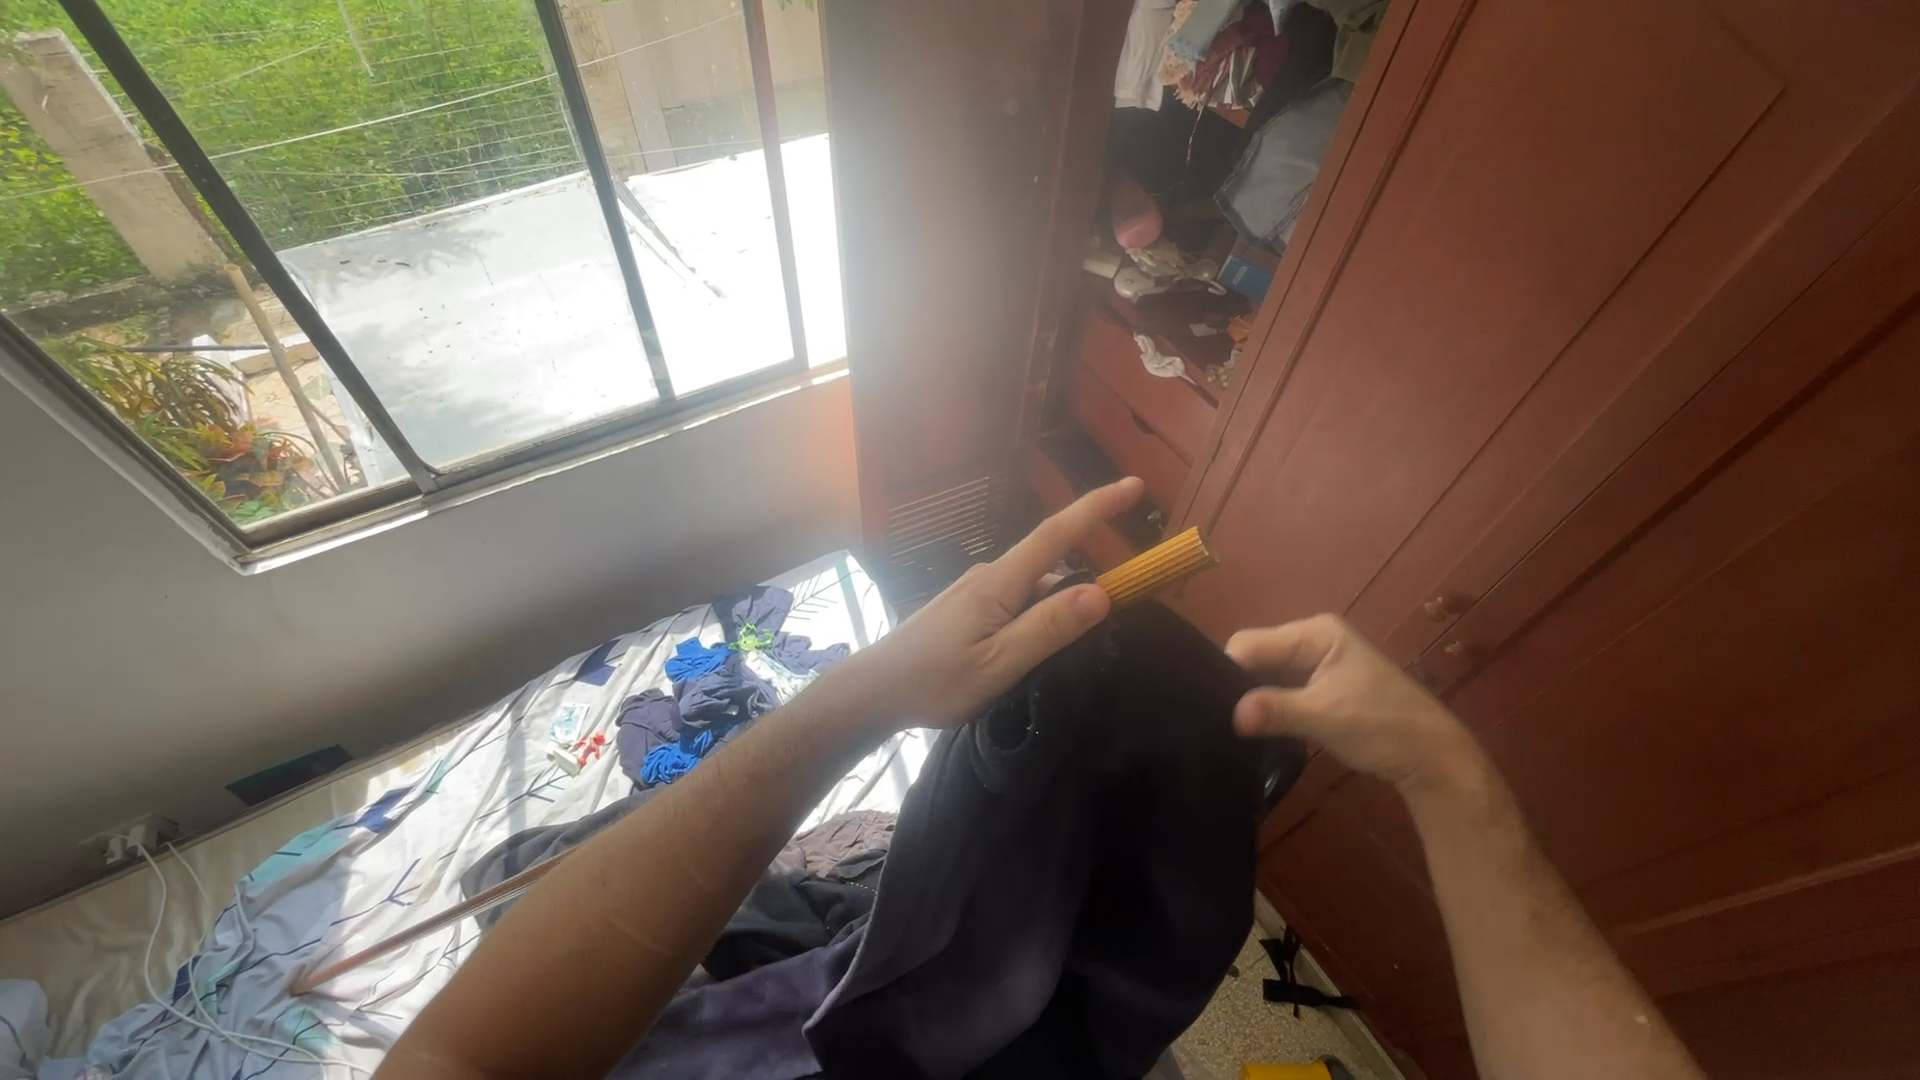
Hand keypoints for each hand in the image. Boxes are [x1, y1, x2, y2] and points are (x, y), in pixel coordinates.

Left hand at [839, 477, 1144, 730]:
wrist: (875, 690)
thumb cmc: (935, 681)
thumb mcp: (1000, 663)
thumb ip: (1049, 628)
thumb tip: (1102, 593)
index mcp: (1000, 582)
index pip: (1057, 533)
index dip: (1097, 506)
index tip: (1135, 485)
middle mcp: (989, 575)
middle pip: (1051, 565)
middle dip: (1083, 585)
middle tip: (1099, 630)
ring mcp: (976, 589)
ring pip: (1032, 589)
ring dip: (1053, 611)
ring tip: (1044, 661)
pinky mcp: (967, 606)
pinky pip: (1014, 601)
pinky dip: (1033, 618)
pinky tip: (1023, 653)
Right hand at [1227, 614, 1481, 791]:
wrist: (1434, 759)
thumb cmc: (1384, 727)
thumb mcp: (1325, 717)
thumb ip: (1275, 710)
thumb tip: (1232, 715)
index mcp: (1316, 633)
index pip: (1251, 643)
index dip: (1230, 671)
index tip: (1217, 705)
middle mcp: (1313, 639)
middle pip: (1256, 655)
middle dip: (1240, 684)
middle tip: (1224, 717)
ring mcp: (1317, 662)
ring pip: (1266, 673)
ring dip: (1255, 697)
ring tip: (1237, 723)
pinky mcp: (1319, 685)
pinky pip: (1280, 687)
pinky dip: (1269, 704)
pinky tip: (1259, 724)